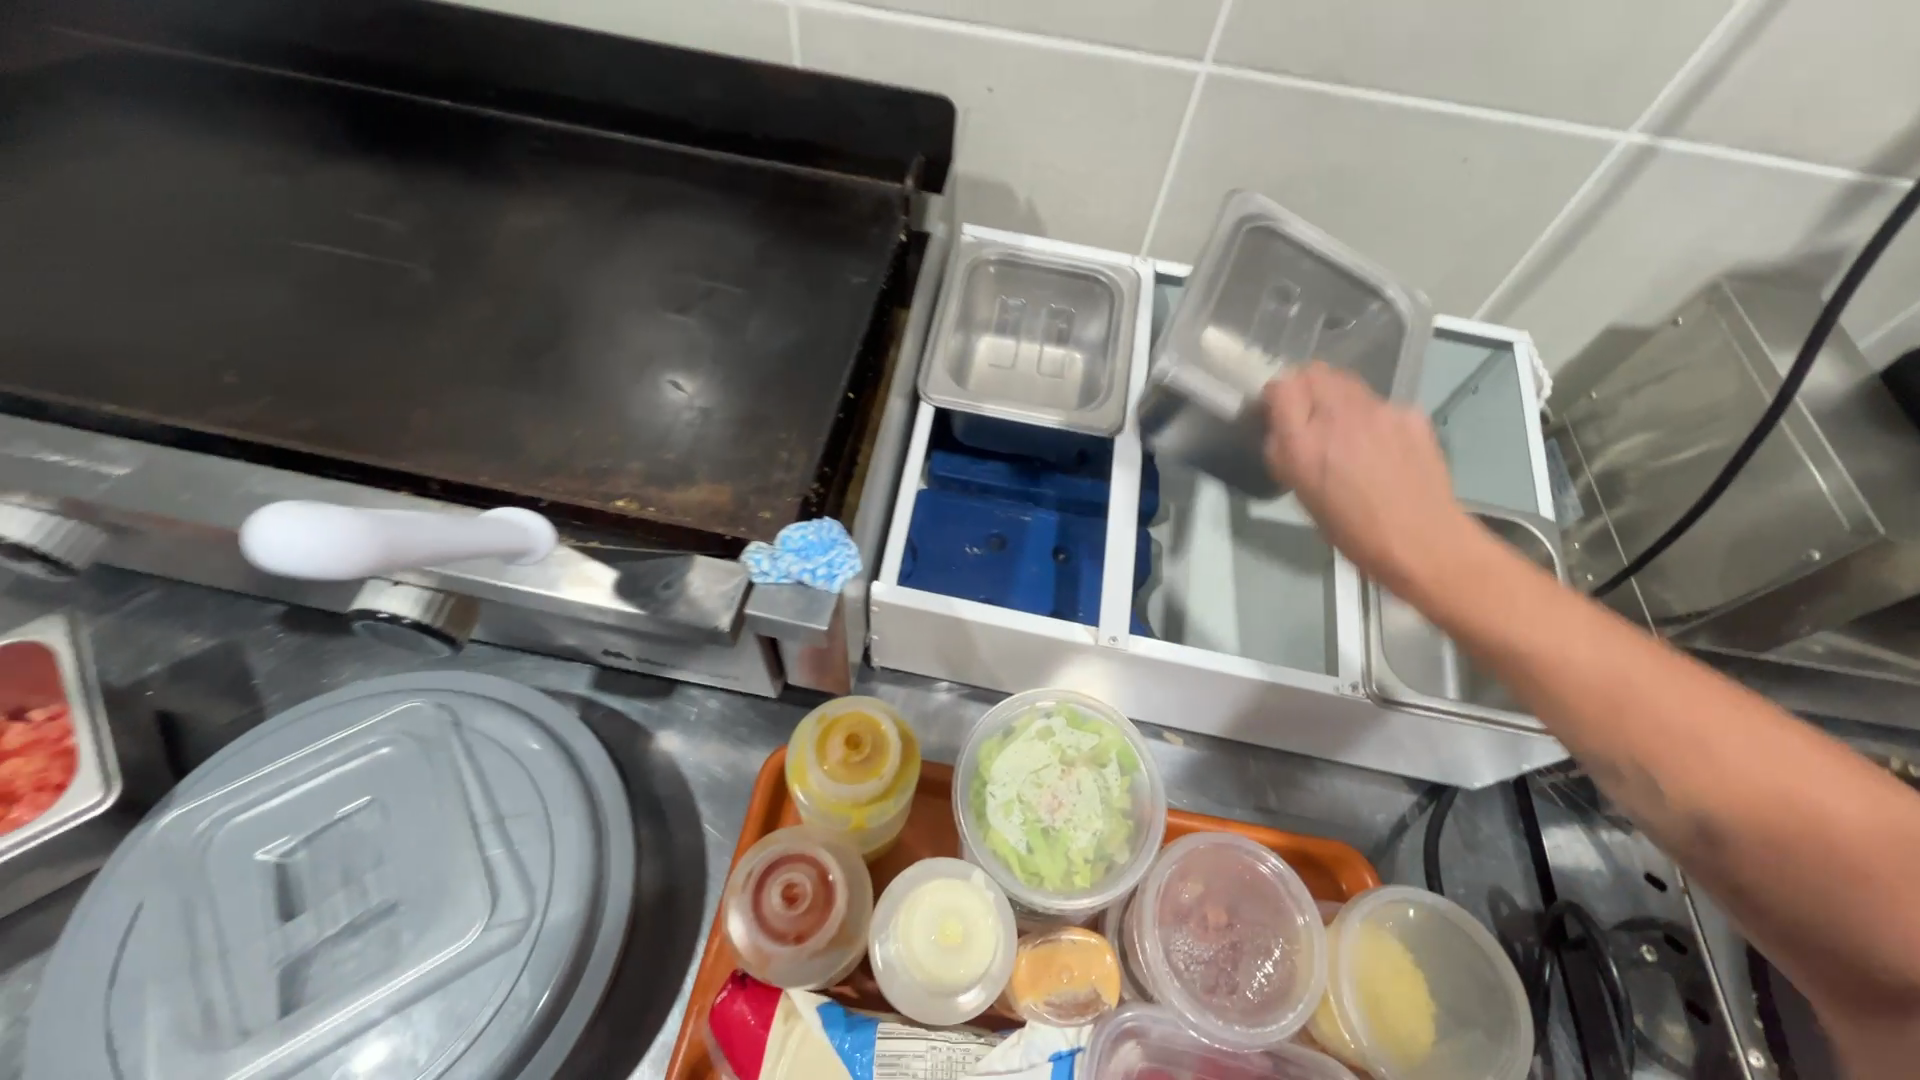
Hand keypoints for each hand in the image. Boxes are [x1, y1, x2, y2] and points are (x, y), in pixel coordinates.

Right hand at [1263, 363, 1476, 594]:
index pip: (1281, 386)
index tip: (1278, 410)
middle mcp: (1338, 417)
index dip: (1277, 395)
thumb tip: (1281, 430)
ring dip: (1338, 398)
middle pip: (1314, 372)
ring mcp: (1379, 411)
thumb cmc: (1351, 530)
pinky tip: (1381, 446)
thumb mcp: (1301, 494)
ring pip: (1348, 383)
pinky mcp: (1410, 414)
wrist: (1420, 541)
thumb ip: (1285, 453)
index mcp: (1303, 442)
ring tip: (1345, 430)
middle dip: (1306, 387)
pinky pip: (1380, 404)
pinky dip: (1372, 417)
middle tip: (1308, 414)